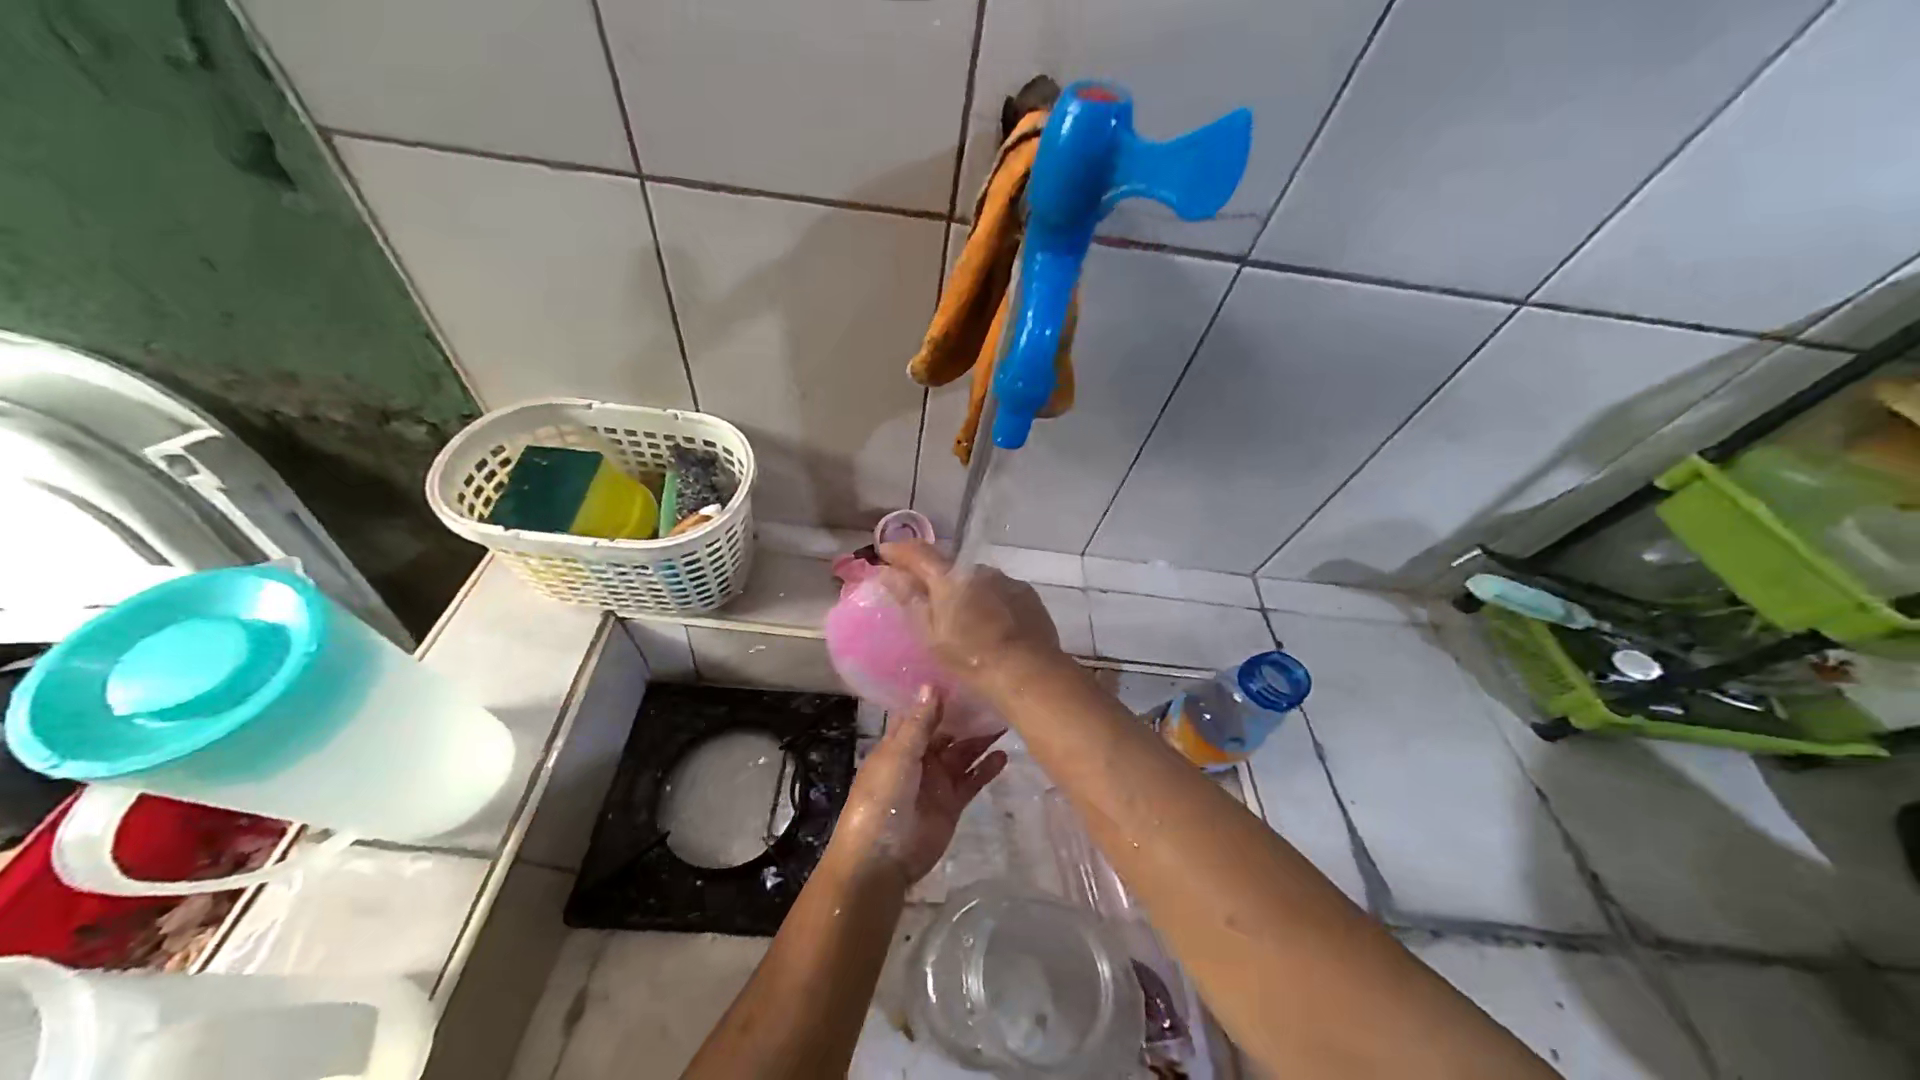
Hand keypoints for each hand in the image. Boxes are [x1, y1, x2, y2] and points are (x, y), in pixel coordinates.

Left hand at [831, 687, 1007, 884]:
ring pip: (963, 753)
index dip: (940, 696)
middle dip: (966, 716)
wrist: (881, 859)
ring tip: (1006, 721)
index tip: (964, 673)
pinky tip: (1003, 756)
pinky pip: (972, 780)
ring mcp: (937, 781)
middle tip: (995, 695)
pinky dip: (986, 769)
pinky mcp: (952, 803)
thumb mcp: (898, 755)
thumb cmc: (882, 799)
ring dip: (980, 740)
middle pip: (947, 731)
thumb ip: (919, 723)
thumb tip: (932, 685)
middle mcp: (919, 758)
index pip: (921, 713)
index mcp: (899, 743)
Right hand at [878, 540, 1063, 682]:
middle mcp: (979, 569)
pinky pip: (1000, 591)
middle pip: (950, 567)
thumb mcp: (930, 633)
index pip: (919, 552)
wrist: (1026, 671)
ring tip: (963, 616)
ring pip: (978, 580)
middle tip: (925, 596)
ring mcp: (1007, 580)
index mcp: (950, 577)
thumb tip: (889, 573)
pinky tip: (991, 622)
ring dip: (966, 590)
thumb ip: (910, 599)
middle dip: (936, 577)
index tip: (885, 553)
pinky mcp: (1027, 594)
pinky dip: (990, 601)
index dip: (900, 551)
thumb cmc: (969, 657)